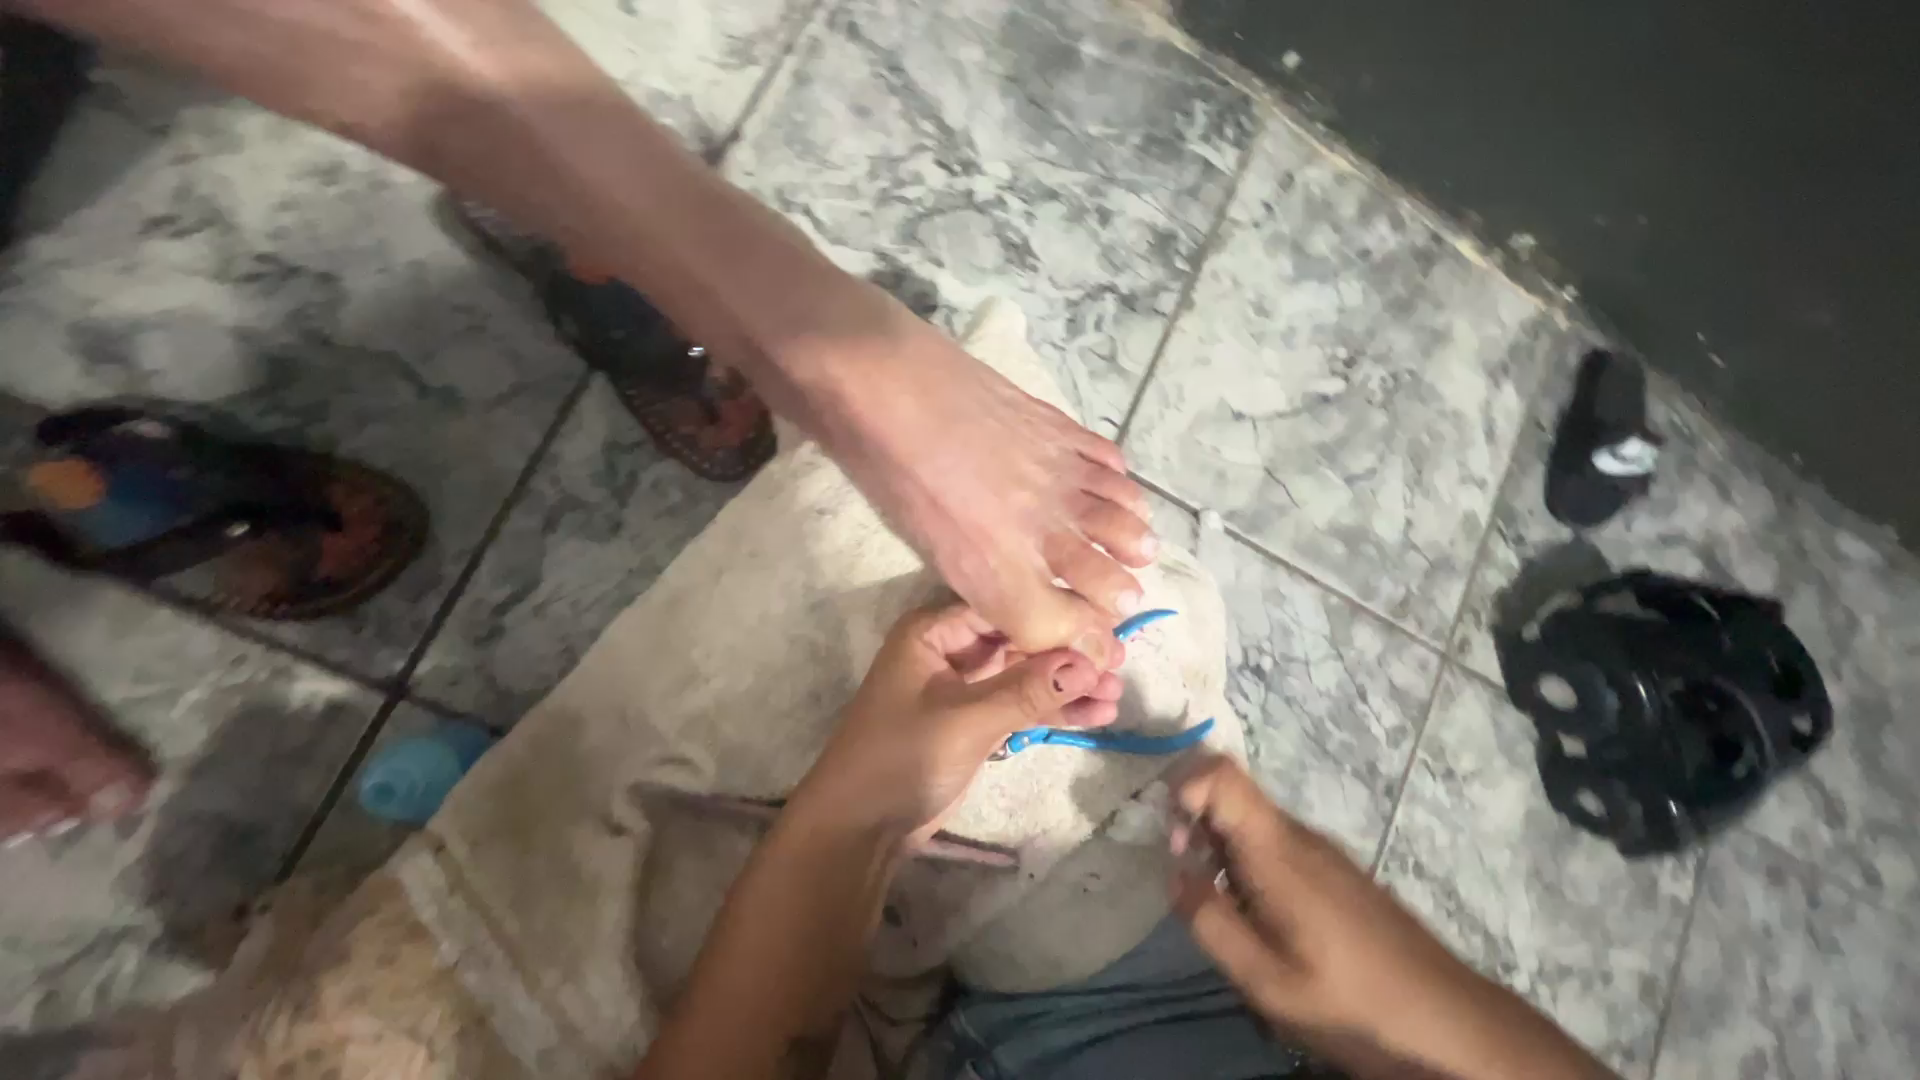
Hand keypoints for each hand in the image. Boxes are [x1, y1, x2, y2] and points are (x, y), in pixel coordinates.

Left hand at [788, 601, 1122, 842]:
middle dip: (1068, 656)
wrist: (860, 827)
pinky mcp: (974, 721)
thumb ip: (1027, 690)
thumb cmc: (901, 757)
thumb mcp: (966, 720)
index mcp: (933, 632)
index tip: (1106, 630)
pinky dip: (1053, 711)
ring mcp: (963, 687)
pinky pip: (1021, 706)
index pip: (1003, 608)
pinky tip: (1096, 715)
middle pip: (1019, 641)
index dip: (1054, 617)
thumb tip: (1089, 661)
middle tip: (1121, 665)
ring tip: (1117, 695)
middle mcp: (949, 649)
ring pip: (1025, 676)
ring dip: (1067, 686)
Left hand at [795, 291, 1156, 669]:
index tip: (1094, 640)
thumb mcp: (937, 552)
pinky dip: (1122, 487)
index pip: (1064, 630)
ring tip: (1134, 548)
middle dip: (1120, 599)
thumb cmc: (896, 481)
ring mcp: (1063, 481)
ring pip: (1127, 526)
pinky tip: (1114, 490)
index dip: (1086, 643)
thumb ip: (991, 584)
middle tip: (1120, 595)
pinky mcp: (1066, 433)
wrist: (893, 392)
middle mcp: (1044, 537)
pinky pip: (1114, 468)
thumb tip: (1034, 602)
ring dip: (1133, 544)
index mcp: (999, 577)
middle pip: (1111, 586)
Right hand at [1170, 756, 1477, 1041]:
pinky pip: (1273, 843)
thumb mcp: (1265, 979)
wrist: (1451, 1024)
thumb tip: (1174, 872)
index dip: (1182, 786)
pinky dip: (1246, 863)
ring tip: (1225, 908)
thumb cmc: (1353, 1001)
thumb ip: (1209, 921)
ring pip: (1249, 821)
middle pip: (1229, 793)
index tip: (1174, 840)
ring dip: (1218, 848)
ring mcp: (1319, 849)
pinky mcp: (1333, 869)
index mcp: (1276, 848)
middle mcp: (1297, 834)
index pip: (1220, 772)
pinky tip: (1260, 917)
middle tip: (1192, 882)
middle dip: (1193, 824)